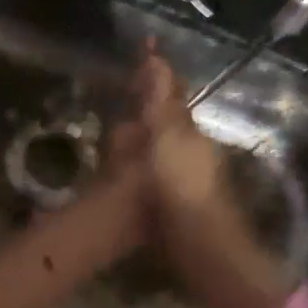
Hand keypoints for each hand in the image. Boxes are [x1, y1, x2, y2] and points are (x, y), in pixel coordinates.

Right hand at [121, 42, 294, 307]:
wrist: (203, 250)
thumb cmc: (185, 189)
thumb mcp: (168, 139)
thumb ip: (160, 102)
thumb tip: (156, 57)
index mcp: (188, 134)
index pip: (168, 98)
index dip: (152, 79)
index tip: (136, 58)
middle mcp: (186, 154)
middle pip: (155, 129)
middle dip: (135, 123)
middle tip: (112, 124)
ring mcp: (177, 184)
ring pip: (147, 158)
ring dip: (128, 153)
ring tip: (104, 155)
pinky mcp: (166, 211)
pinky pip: (141, 186)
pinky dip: (127, 180)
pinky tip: (111, 186)